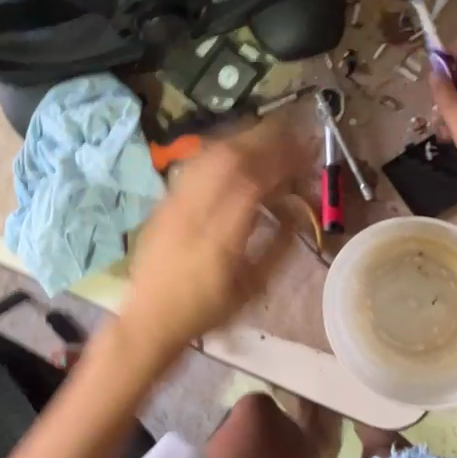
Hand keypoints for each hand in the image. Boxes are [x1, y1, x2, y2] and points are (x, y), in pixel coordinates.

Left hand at [119, 119, 307, 360]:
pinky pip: (195, 163)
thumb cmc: (206, 308)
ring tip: (270, 140)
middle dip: (267, 141)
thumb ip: (279, 246)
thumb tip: (297, 210)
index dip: (282, 161)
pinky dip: (221, 150)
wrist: (151, 317)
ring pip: (210, 154)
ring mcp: (175, 201)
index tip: (305, 155)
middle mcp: (195, 211)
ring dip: (244, 141)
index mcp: (221, 237)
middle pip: (231, 158)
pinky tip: (237, 153)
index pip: (254, 182)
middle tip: (293, 140)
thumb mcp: (252, 286)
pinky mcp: (164, 199)